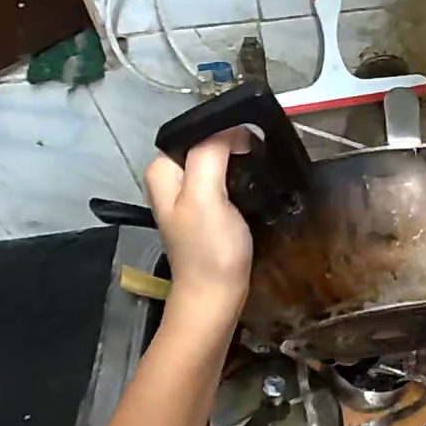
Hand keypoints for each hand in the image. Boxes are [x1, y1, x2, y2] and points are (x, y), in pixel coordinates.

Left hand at [144, 128, 252, 337]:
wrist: (216, 297)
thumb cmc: (210, 249)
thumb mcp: (205, 196)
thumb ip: (210, 154)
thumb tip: (232, 128)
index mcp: (163, 168)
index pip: (197, 129)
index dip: (226, 130)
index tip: (253, 142)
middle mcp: (171, 177)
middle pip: (208, 142)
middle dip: (235, 144)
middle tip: (261, 154)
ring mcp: (189, 193)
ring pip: (219, 159)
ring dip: (240, 160)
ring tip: (262, 166)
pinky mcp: (207, 207)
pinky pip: (225, 177)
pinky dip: (240, 176)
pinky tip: (255, 183)